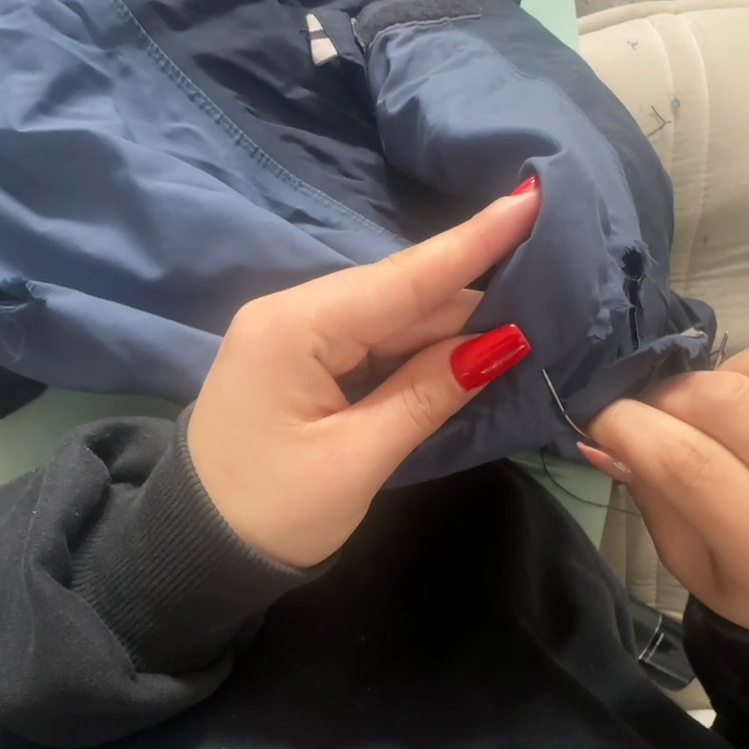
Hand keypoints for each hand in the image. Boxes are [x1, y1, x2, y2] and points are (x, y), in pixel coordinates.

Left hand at [188, 182, 540, 567]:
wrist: (200, 551)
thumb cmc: (272, 514)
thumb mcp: (356, 459)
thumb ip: (426, 394)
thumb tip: (500, 342)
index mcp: (294, 329)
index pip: (401, 280)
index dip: (471, 243)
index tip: (529, 197)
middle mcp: (291, 316)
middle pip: (398, 299)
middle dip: (468, 298)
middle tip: (548, 291)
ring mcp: (292, 339)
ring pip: (387, 323)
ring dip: (447, 330)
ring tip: (521, 322)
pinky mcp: (299, 366)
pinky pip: (369, 348)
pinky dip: (415, 356)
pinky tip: (462, 356)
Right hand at [583, 325, 748, 634]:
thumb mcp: (687, 560)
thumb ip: (650, 491)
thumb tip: (601, 430)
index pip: (690, 465)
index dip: (628, 426)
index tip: (600, 419)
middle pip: (732, 403)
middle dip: (669, 394)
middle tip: (654, 411)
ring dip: (738, 365)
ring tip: (723, 397)